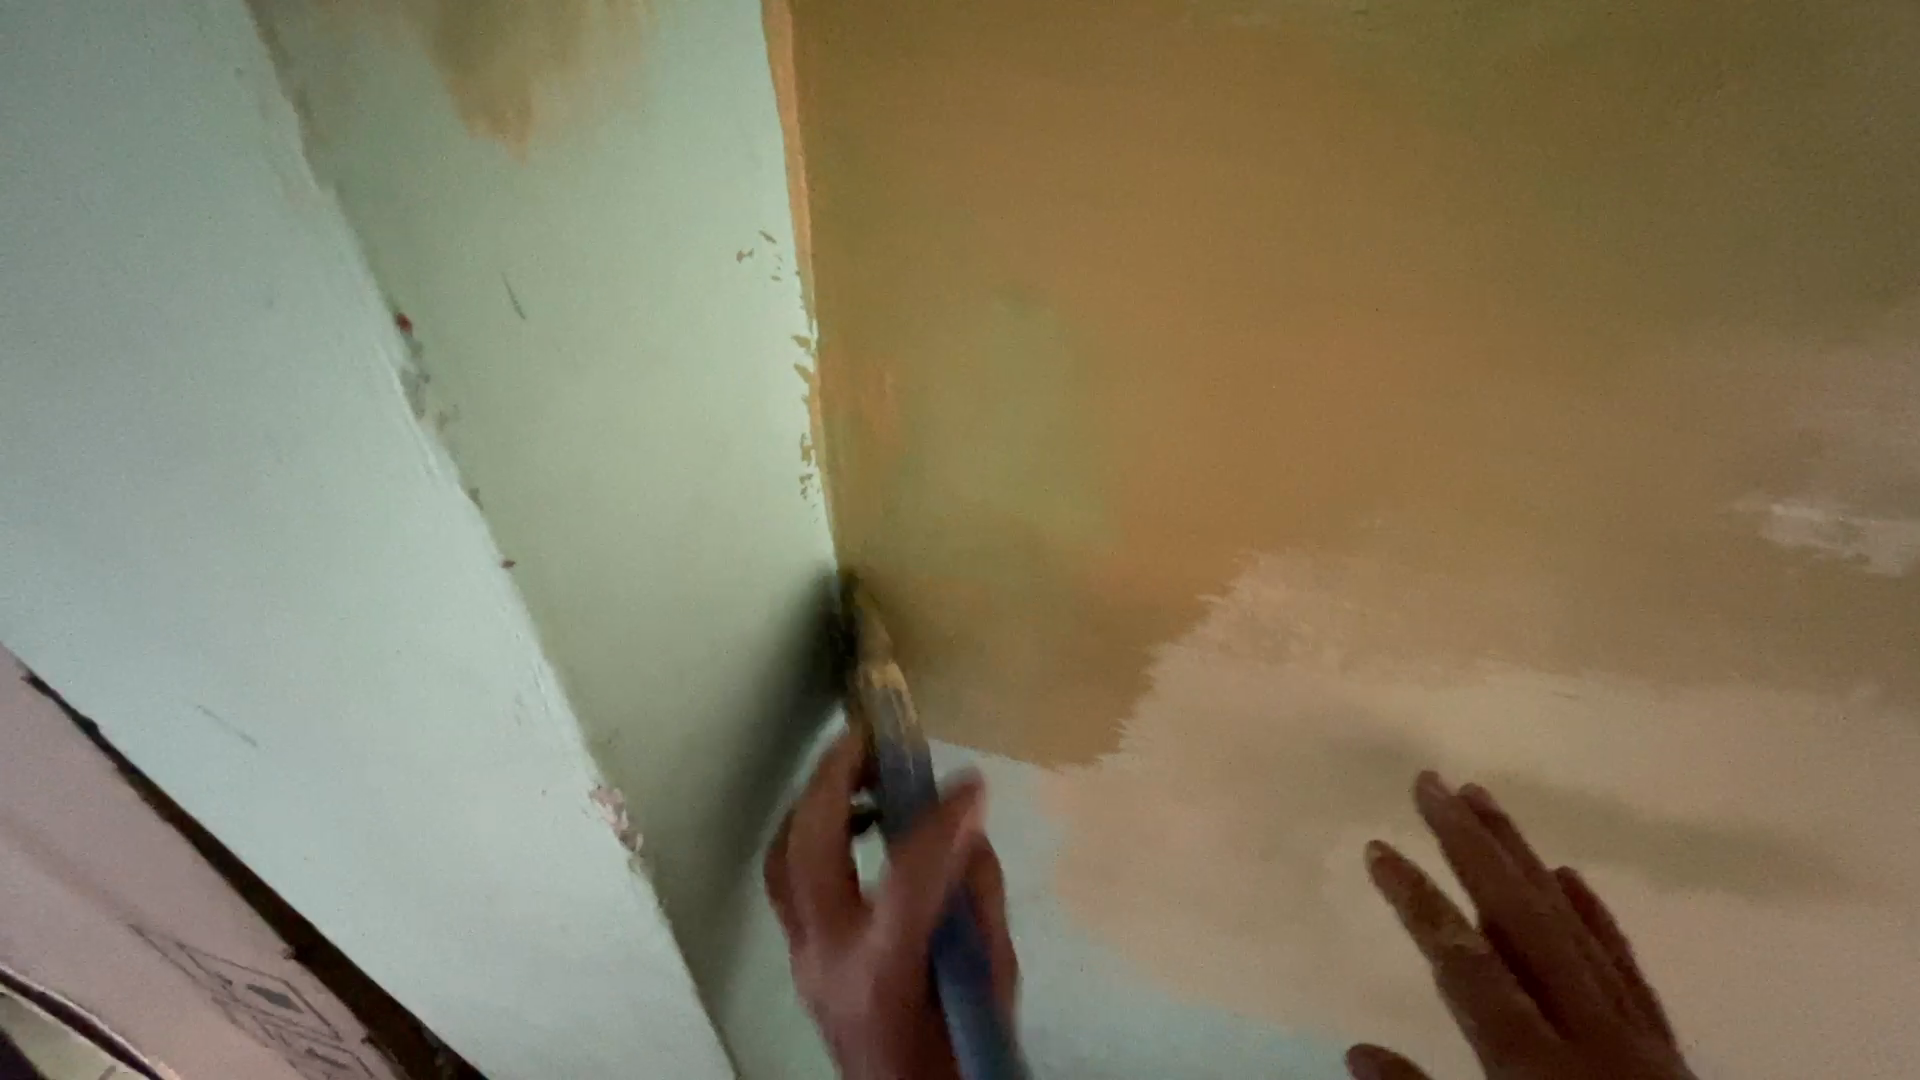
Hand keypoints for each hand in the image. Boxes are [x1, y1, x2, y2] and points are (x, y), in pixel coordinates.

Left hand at [765, 732, 1018, 1079]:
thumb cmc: (958, 1052)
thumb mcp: (993, 978)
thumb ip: (979, 896)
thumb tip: (965, 823)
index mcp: (884, 977)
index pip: (905, 879)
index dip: (939, 820)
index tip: (970, 780)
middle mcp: (827, 961)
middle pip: (810, 850)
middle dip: (837, 778)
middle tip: (870, 733)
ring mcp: (801, 956)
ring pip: (782, 857)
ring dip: (816, 798)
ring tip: (858, 762)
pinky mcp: (796, 952)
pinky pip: (787, 875)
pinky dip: (812, 828)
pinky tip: (854, 815)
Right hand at [1352, 772, 1695, 1079]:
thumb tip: (1355, 1052)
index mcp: (1537, 1066)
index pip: (1465, 962)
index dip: (1417, 901)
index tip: (1376, 847)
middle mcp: (1590, 1035)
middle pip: (1522, 919)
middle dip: (1470, 845)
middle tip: (1430, 782)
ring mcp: (1636, 1038)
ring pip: (1570, 925)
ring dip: (1521, 856)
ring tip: (1482, 798)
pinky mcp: (1666, 1051)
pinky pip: (1627, 969)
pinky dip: (1596, 917)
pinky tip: (1569, 874)